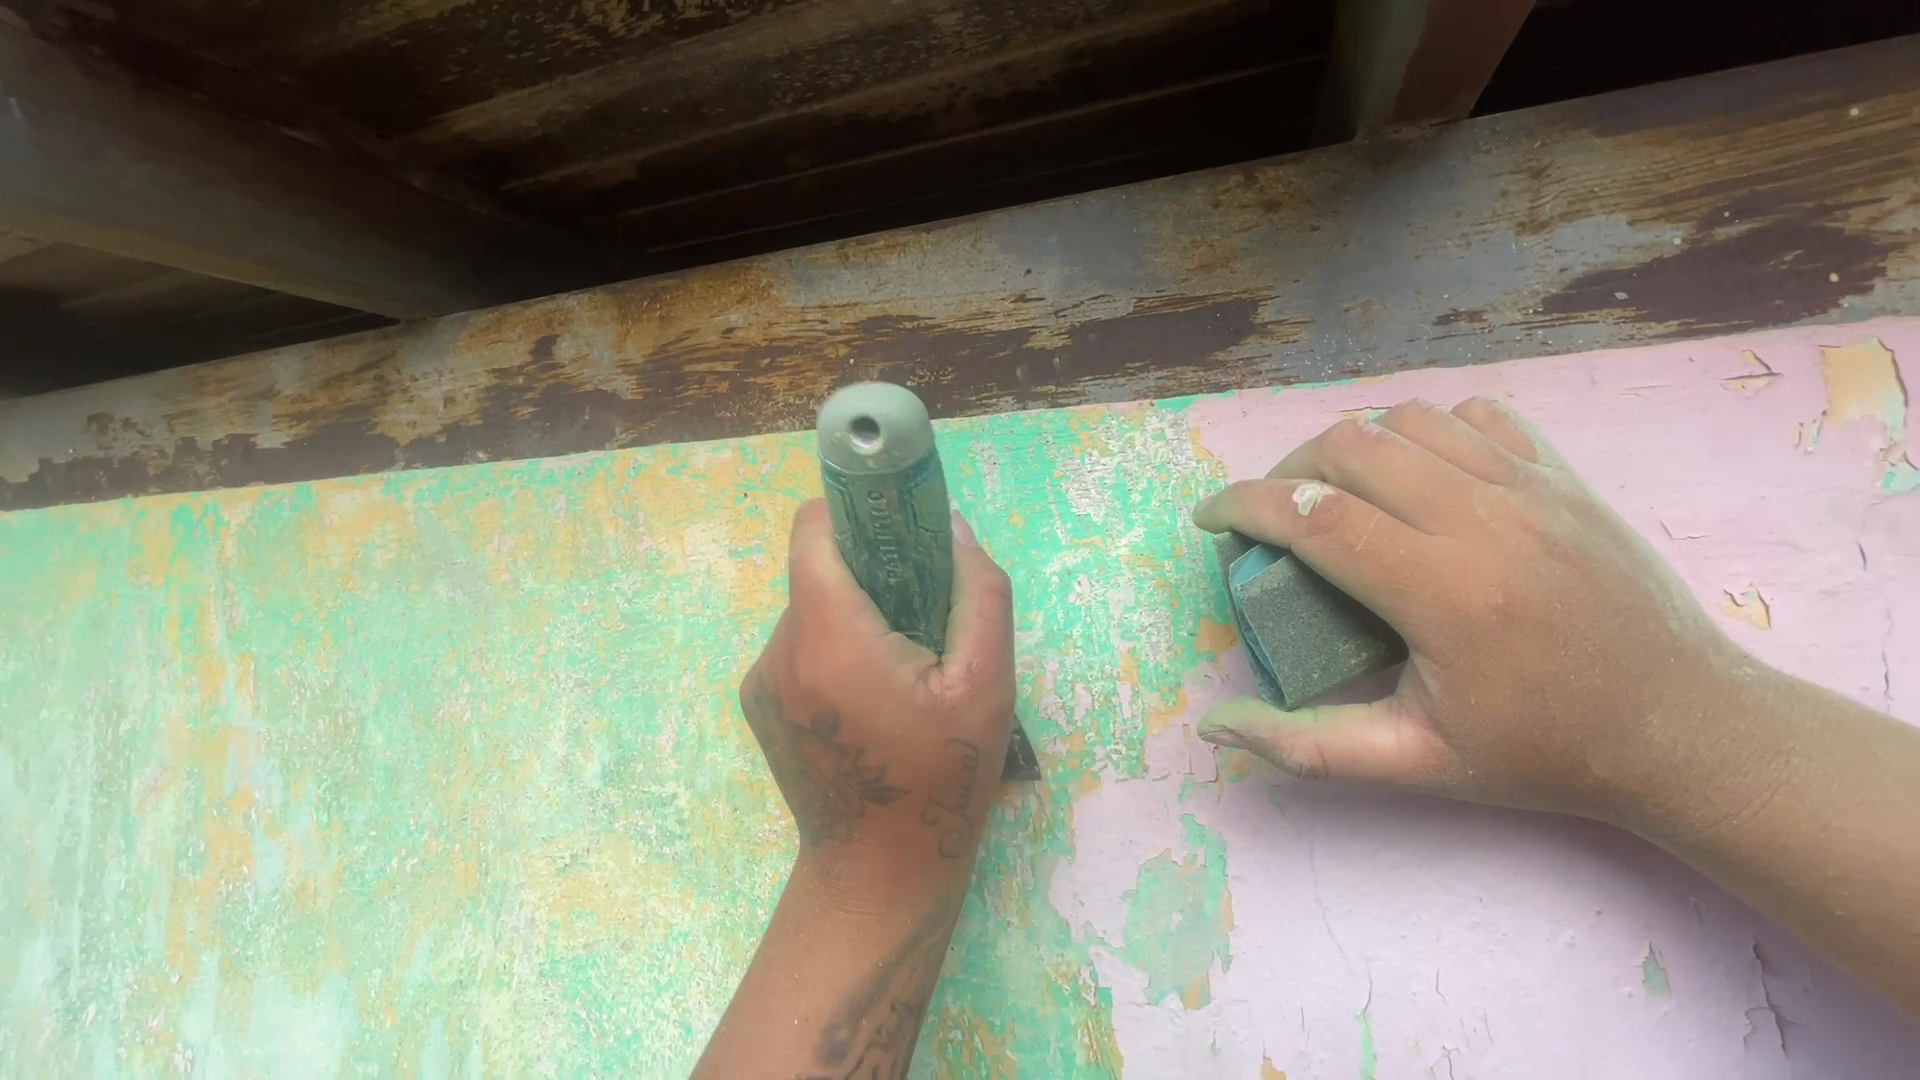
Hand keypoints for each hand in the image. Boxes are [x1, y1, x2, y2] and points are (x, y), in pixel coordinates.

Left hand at [740, 499, 1014, 911]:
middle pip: (818, 569)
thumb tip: (953, 530)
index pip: (814, 529)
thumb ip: (979, 593)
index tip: (902, 533)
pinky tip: (874, 694)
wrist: (879, 873)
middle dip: (871, 574)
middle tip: (923, 616)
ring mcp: (761, 680)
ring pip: (811, 607)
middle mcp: (778, 650)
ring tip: (904, 664)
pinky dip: (836, 646)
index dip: (857, 513)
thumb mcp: (987, 684)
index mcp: (827, 637)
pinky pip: (800, 644)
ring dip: (856, 614)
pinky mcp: (759, 704)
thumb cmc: (942, 778)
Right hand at [1192, 398, 1768, 826]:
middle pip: (1351, 449)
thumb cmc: (1540, 753)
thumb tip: (1214, 726)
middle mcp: (1486, 521)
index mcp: (1445, 593)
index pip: (1313, 517)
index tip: (1209, 518)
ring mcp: (1532, 489)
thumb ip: (1305, 746)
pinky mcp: (1564, 477)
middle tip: (1269, 515)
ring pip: (1407, 421)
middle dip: (1285, 470)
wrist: (1686, 732)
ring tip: (1332, 490)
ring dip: (1348, 446)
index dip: (1243, 506)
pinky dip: (1422, 430)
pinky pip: (1473, 417)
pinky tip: (1413, 473)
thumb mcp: (1412, 765)